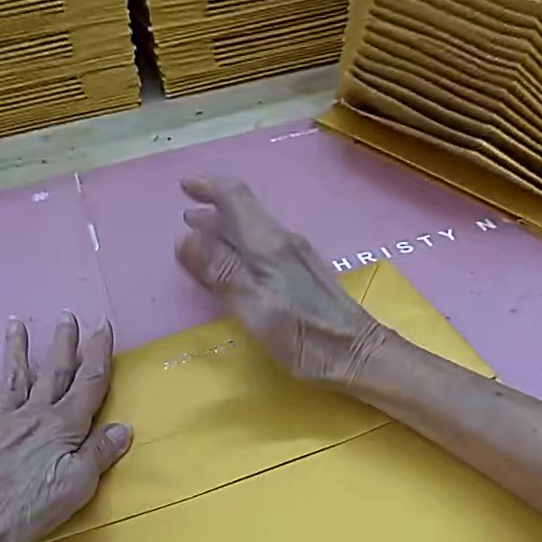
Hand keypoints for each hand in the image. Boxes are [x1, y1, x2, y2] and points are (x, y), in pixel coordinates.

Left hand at [0, 313, 132, 541]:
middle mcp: (32, 416)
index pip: (88, 383)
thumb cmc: (24, 508)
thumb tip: (123, 428)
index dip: (99, 354)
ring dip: (17, 352)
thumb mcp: (76, 486)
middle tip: (67, 316)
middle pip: (53, 374)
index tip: (103, 325)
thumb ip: (99, 454)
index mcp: (62, 427)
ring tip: (16, 324)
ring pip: (13, 380)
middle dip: (63, 345)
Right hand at [176, 176, 392, 384]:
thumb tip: (184, 238)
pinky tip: (236, 262)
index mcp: (269, 245)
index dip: (208, 187)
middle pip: (246, 212)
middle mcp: (284, 243)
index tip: (184, 185)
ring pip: (255, 230)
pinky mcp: (303, 276)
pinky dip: (240, 246)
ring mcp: (297, 258)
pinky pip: (263, 248)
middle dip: (213, 208)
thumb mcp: (255, 306)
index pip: (235, 199)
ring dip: (226, 227)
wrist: (357, 355)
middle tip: (186, 213)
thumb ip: (221, 271)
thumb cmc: (305, 336)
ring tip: (202, 234)